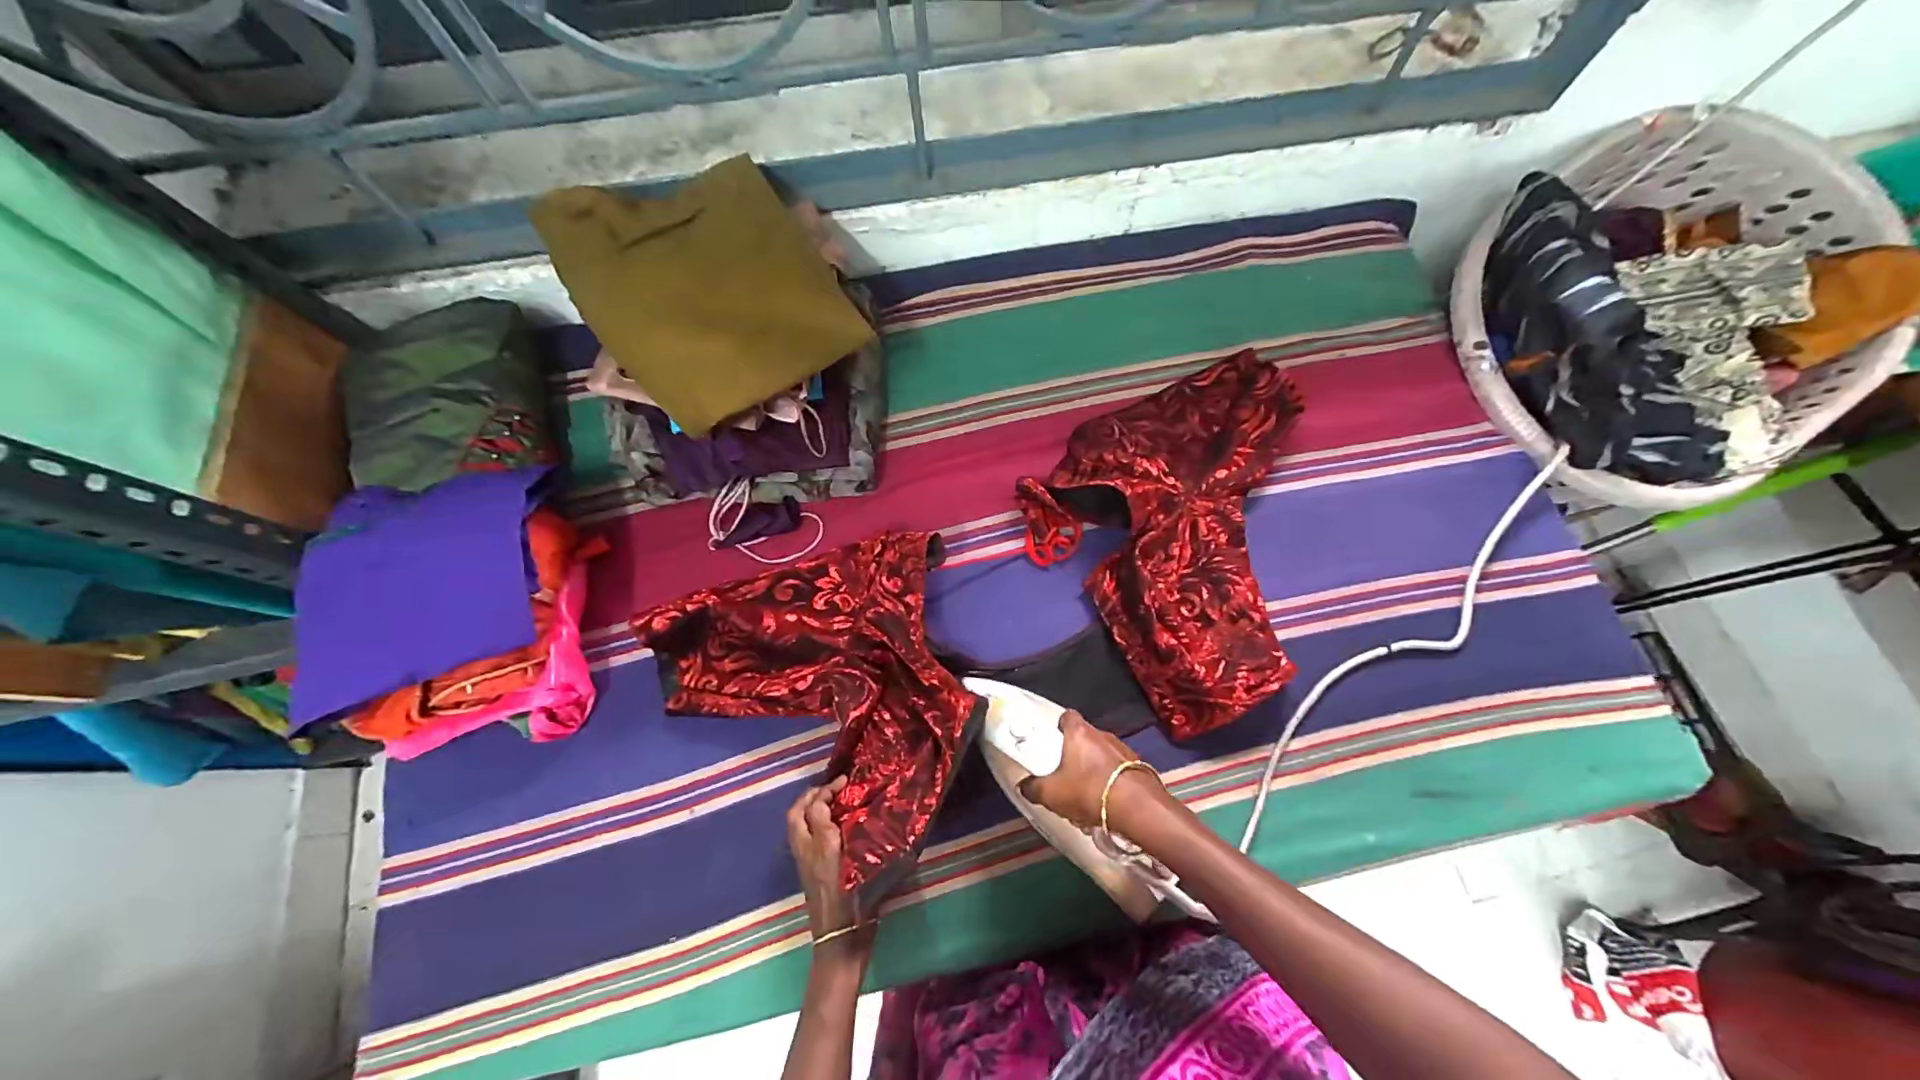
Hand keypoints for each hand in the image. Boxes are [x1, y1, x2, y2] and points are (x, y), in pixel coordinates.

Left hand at [786, 776, 860, 939]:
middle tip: (831, 787)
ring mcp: (809, 864)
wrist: (841, 940)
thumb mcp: (842, 857)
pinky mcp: (816, 875)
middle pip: (797, 816)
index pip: (812, 807)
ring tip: (832, 801)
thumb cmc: (848, 899)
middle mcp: (806, 851)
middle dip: (810, 797)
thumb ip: (833, 829)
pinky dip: (817, 826)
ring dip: (811, 810)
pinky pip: (809, 840)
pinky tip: (836, 827)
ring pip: (800, 828)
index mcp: (815, 845)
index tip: (844, 780)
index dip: (825, 790)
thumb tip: (832, 803)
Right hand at [1018, 710, 1158, 830]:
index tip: (1052, 740)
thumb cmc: (1088, 792)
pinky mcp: (1139, 767)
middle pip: (1084, 737)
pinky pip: (1118, 769)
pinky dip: (1110, 781)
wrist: (1138, 808)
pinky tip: (1105, 802)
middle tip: (1065, 773)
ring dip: (1094, 768)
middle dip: (1075, 752)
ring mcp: (1123, 749)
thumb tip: (1025, 786)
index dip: (1058, 725)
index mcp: (1079, 733)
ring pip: (1102, 754)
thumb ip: (1033, 788)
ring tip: (1085, 793)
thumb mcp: (1051, 794)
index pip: (1067, 716)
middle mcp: (1102, 734)